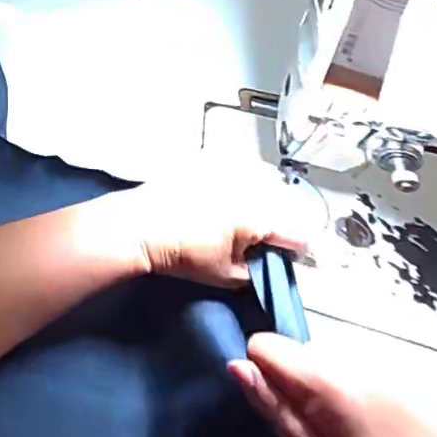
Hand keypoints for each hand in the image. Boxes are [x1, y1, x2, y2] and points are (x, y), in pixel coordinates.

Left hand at [103, 161, 313, 287]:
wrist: (141, 225)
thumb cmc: (184, 253)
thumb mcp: (228, 276)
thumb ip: (257, 270)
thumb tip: (267, 264)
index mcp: (259, 217)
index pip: (296, 234)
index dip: (296, 251)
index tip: (288, 257)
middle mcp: (248, 187)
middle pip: (281, 203)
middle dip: (278, 221)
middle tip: (263, 239)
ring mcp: (226, 169)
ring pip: (261, 180)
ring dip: (260, 197)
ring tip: (243, 216)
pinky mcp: (204, 159)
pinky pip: (233, 166)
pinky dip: (235, 179)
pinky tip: (222, 195)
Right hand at [230, 334, 436, 436]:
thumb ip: (283, 417)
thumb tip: (237, 366)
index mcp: (337, 384)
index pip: (267, 344)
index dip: (260, 374)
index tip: (274, 410)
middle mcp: (365, 364)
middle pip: (303, 356)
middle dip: (299, 390)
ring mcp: (398, 375)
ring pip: (336, 369)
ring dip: (332, 399)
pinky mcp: (425, 390)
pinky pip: (371, 381)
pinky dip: (365, 405)